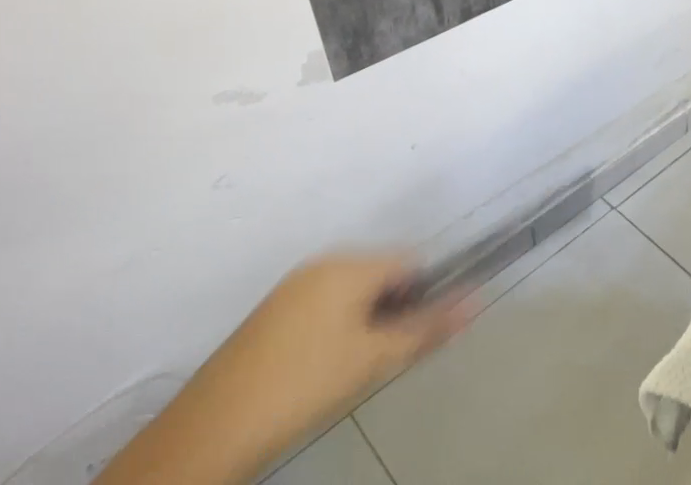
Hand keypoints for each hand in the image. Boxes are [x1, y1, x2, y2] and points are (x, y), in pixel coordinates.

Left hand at [95, 254, 468, 484]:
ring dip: (371, 321)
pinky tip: (330, 367)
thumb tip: (477, 300)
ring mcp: (293, 288)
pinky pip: (327, 306)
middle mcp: (321, 264)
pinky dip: (342, 328)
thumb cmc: (306, 383)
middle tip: (393, 354)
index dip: (429, 292)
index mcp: (348, 265)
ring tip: (362, 365)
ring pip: (355, 293)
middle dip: (399, 308)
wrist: (212, 429)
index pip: (412, 261)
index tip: (426, 332)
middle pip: (383, 274)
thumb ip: (429, 327)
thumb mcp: (376, 358)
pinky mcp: (273, 314)